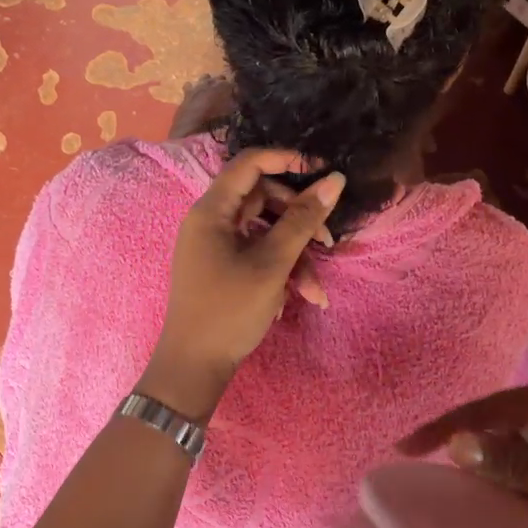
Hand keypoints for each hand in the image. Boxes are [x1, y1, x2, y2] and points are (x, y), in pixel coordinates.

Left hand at [137, 148, 343, 419]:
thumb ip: (303, 219)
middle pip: (263, 198)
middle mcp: (210, 220)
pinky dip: (280, 270)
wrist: (193, 367)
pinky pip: (257, 253)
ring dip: (295, 255)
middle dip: (299, 219)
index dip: (287, 159)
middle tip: (329, 240)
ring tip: (315, 291)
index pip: (250, 163)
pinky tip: (298, 298)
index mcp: (212, 210)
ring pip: (265, 231)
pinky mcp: (223, 267)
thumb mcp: (272, 264)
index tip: (323, 170)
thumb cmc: (228, 310)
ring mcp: (215, 245)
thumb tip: (334, 179)